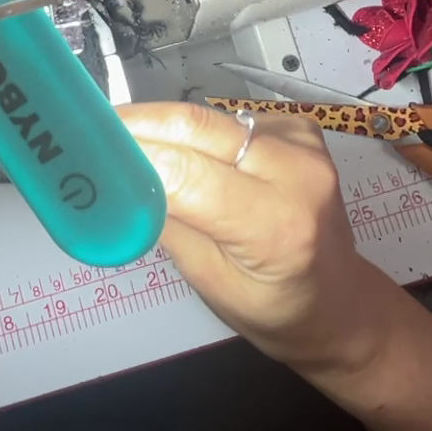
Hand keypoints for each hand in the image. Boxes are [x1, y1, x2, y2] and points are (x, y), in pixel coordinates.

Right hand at [119, 102, 398, 375]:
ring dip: (165, 125)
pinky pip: (230, 120)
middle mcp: (296, 171)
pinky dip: (199, 132)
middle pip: (197, 127)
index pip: (187, 173)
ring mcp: (302, 142)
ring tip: (129, 142)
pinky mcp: (299, 126)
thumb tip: (117, 177)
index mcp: (277, 226)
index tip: (87, 143)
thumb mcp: (210, 283)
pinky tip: (190, 153)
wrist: (344, 304)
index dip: (133, 152)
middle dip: (139, 123)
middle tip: (92, 126)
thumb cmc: (277, 312)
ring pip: (209, 118)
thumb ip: (166, 222)